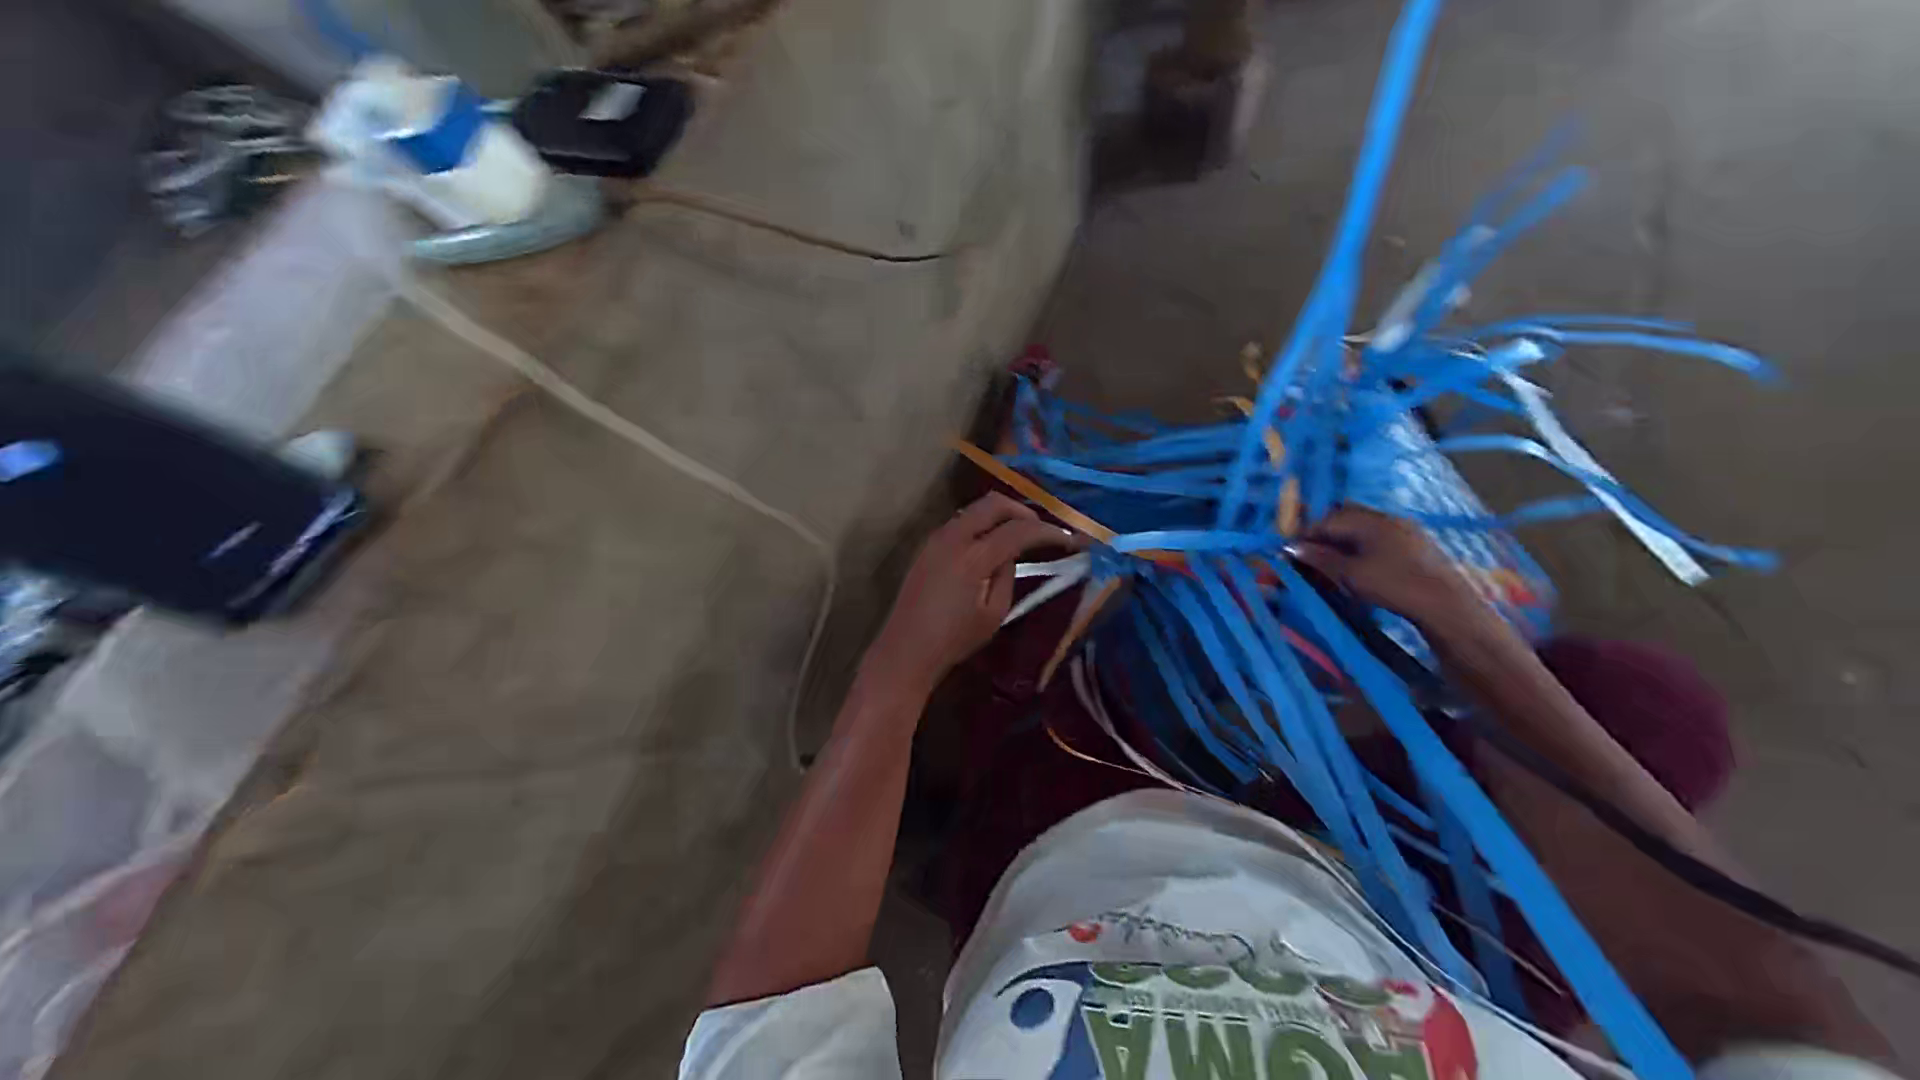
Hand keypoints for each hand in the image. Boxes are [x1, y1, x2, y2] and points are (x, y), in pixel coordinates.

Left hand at [867, 493, 1077, 692]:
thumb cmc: (954, 639)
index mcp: (974, 556)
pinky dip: (981, 524)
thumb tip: (1009, 555)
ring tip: (1018, 534)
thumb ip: (1007, 576)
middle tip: (1040, 529)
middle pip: (994, 504)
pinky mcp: (926, 546)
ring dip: (999, 515)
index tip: (1068, 539)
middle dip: (1022, 511)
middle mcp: (953, 537)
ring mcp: (936, 538)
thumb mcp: (994, 613)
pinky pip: (960, 522)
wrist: (905, 650)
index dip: (1048, 532)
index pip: (1019, 530)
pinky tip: (990, 544)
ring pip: (974, 509)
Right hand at [1291, 506, 1492, 633]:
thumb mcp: (1349, 574)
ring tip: (1330, 559)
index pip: (1327, 519)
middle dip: (1323, 531)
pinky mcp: (1415, 543)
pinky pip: (1377, 535)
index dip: (1305, 533)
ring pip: (1362, 526)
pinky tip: (1357, 562)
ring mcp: (1404, 528)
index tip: (1289, 549)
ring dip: (1341, 538)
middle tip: (1308, 552)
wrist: (1445, 604)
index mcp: (1369, 520)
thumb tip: (1290, 547)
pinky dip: (1360, 545)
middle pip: (1344, 516)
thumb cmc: (1393, 585)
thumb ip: (1319, 558)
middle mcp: (1387, 518)